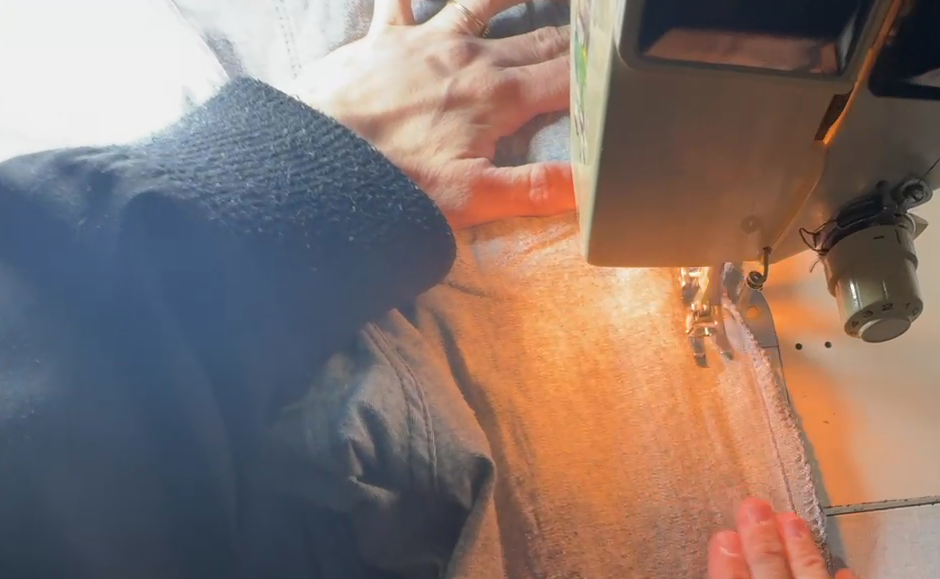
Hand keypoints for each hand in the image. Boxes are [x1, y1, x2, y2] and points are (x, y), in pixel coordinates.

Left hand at [281, 0, 573, 227]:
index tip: (618, 66)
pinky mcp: (385, 40)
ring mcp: (426, 41)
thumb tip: (589, 185)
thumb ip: (539, 188)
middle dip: (569, 31)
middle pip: (535, 38)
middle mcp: (469, 57)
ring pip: (480, 2)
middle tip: (591, 23)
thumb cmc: (399, 184)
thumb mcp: (479, 198)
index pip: (565, 77)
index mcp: (498, 97)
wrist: (320, 161)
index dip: (596, 71)